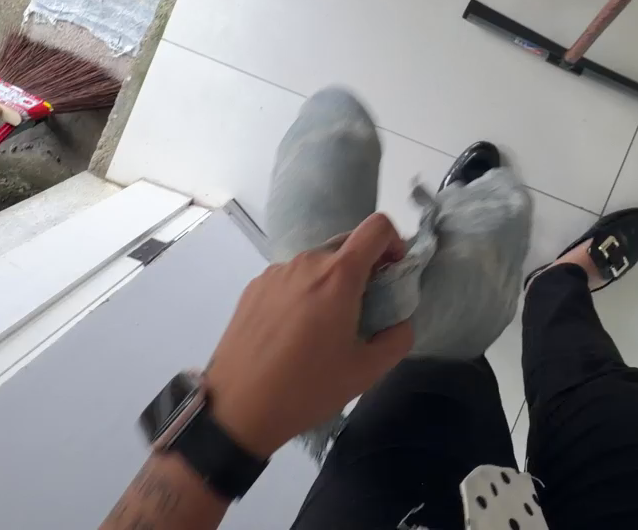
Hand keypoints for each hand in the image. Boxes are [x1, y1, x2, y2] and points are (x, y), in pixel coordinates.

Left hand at [201, 214, 413, 456]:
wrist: (235, 410)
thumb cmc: (306, 388)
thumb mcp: (366, 372)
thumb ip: (398, 338)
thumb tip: (401, 319)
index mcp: (339, 275)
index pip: (377, 226)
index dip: (394, 241)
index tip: (392, 271)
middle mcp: (308, 261)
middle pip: (348, 243)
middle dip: (365, 265)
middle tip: (363, 305)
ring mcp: (277, 271)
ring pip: (318, 261)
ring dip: (332, 279)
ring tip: (323, 324)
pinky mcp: (255, 285)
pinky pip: (292, 276)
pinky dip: (304, 290)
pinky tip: (292, 330)